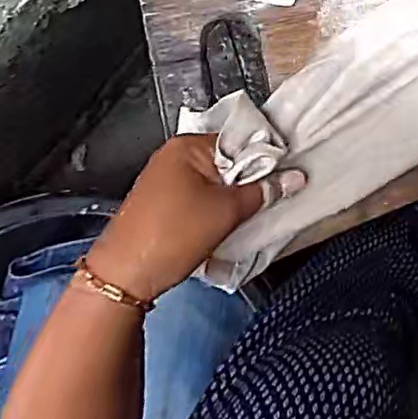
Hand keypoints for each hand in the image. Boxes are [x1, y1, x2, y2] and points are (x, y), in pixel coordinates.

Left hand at [83, 134, 304, 300]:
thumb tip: (295, 177)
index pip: (240, 139)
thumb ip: (264, 191)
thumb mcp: (226, 212)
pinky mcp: (162, 202)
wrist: (121, 279)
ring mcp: (166, 178)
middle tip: (270, 198)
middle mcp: (175, 154)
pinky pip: (199, 195)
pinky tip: (224, 226)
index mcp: (189, 145)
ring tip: (248, 215)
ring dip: (232, 197)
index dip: (265, 157)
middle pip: (228, 160)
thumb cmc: (172, 235)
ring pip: (214, 181)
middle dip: (249, 180)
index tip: (286, 175)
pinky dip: (214, 208)